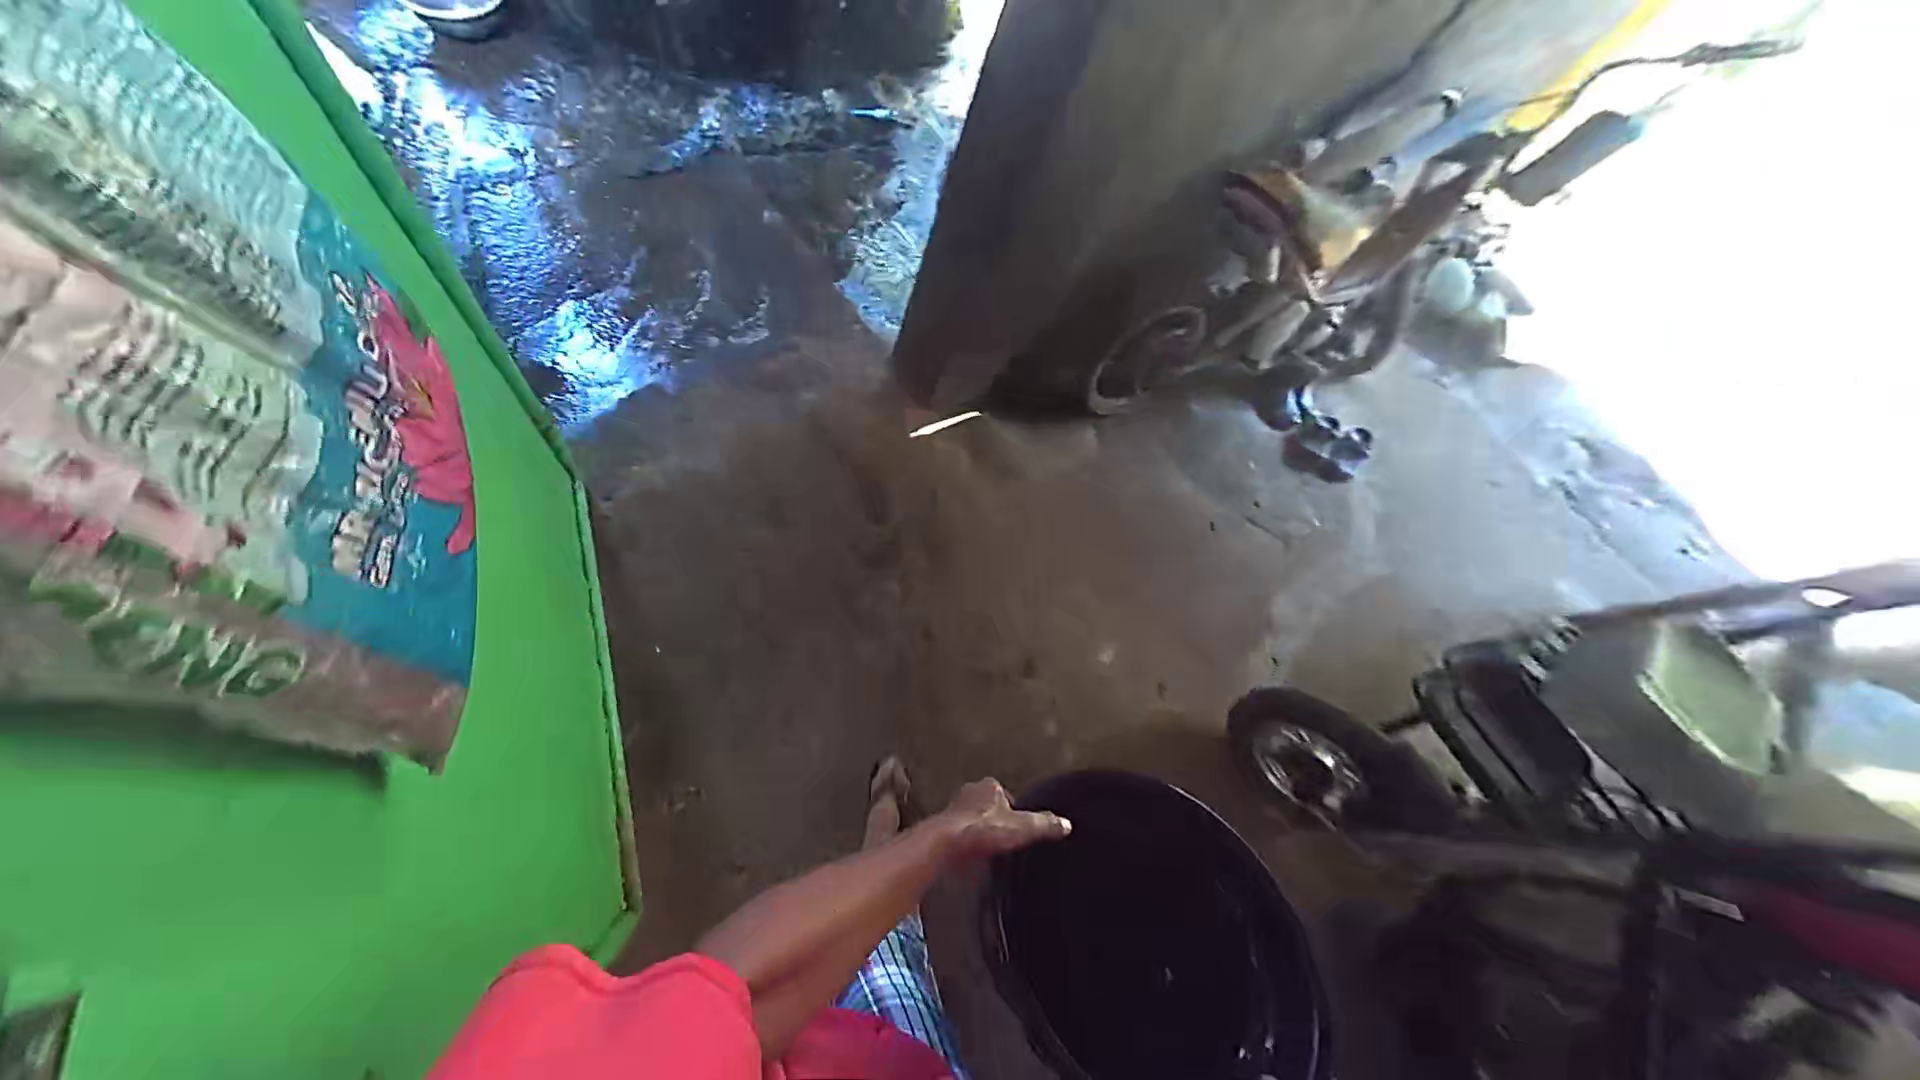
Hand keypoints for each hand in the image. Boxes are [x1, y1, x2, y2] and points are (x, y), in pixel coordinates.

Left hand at [935, 778, 1071, 860]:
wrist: (946, 845)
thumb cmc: (984, 831)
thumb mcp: (1024, 828)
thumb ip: (1045, 825)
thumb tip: (1066, 824)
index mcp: (990, 786)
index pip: (1006, 794)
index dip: (1014, 809)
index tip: (1020, 823)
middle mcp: (970, 792)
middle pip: (987, 804)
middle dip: (995, 818)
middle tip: (1004, 836)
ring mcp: (954, 809)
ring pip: (971, 818)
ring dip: (978, 830)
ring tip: (989, 849)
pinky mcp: (942, 828)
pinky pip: (959, 834)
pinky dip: (966, 843)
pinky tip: (972, 856)